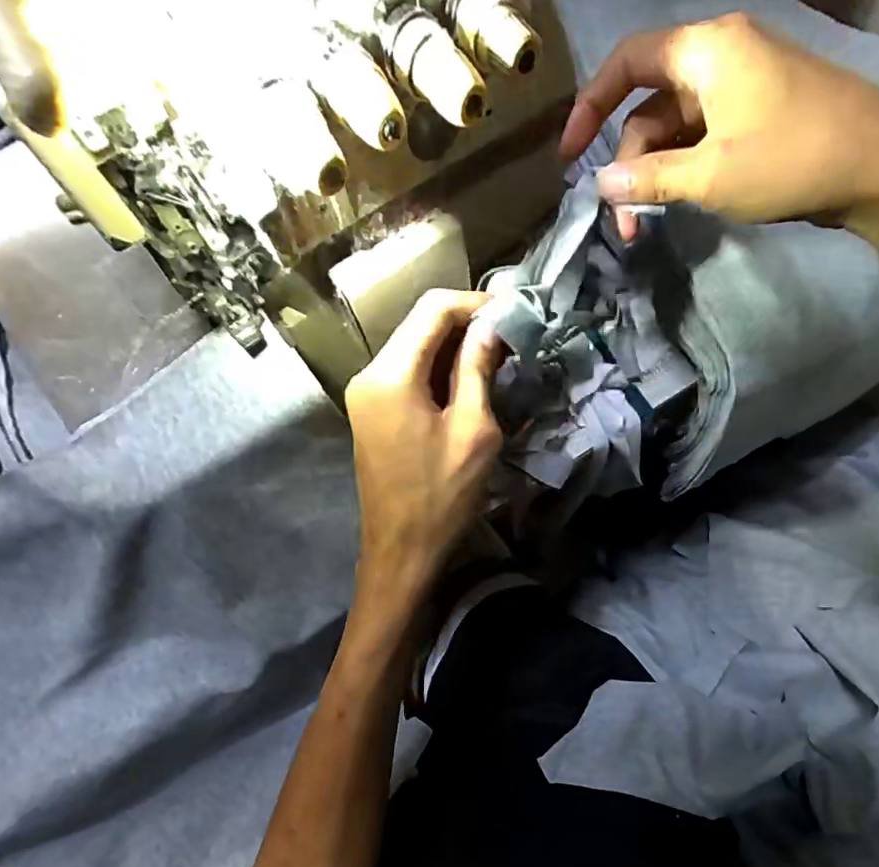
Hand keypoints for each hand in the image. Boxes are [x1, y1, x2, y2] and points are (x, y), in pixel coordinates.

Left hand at [343, 289, 504, 597]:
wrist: (401, 550)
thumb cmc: (442, 496)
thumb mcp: (473, 430)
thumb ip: (477, 370)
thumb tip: (490, 326)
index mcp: (390, 375)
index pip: (432, 309)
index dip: (475, 304)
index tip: (513, 313)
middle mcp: (369, 375)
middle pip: (419, 326)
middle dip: (465, 325)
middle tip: (511, 337)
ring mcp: (365, 395)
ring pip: (414, 350)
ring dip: (453, 349)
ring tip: (498, 359)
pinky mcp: (372, 414)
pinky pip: (406, 376)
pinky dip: (438, 372)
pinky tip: (469, 382)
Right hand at [558, 13, 878, 241]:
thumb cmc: (791, 160)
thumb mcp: (710, 175)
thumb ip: (649, 179)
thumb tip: (601, 186)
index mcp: (706, 50)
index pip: (627, 63)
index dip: (589, 107)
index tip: (569, 156)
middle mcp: (720, 56)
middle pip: (649, 105)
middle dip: (629, 164)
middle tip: (623, 223)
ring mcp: (742, 85)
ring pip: (675, 127)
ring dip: (655, 175)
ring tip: (647, 225)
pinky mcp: (757, 113)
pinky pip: (703, 136)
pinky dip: (683, 168)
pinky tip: (679, 203)